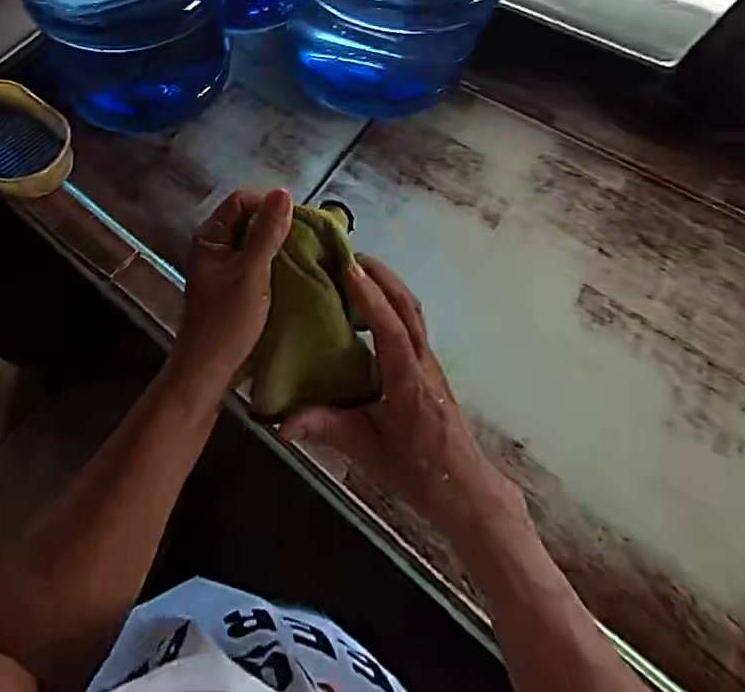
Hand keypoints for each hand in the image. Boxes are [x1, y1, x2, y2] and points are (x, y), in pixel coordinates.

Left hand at [171, 188, 292, 389]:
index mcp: (210, 236)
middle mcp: (214, 245)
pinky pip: (257, 259)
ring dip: (278, 242)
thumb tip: (284, 193)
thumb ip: (267, 233)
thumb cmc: (226, 321)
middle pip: (249, 217)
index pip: (241, 200)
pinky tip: (293, 269)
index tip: (297, 219)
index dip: (268, 203)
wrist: (208, 368)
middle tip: (305, 236)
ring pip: (255, 239)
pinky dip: (275, 260)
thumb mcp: (251, 272)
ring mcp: (223, 264)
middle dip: (277, 222)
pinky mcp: (234, 282)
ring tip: (304, 252)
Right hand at [280, 256, 522, 534]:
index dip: (371, 297)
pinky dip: (391, 305)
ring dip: (388, 286)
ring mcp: (429, 363)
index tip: (349, 268)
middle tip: (349, 255)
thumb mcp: (367, 452)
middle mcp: (422, 363)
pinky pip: (411, 324)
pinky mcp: (428, 368)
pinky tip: (368, 312)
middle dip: (382, 276)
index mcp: (408, 381)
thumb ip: (325, 431)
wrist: (465, 490)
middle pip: (408, 306)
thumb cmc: (418, 471)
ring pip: (413, 312)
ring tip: (357, 272)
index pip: (391, 328)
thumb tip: (280, 423)